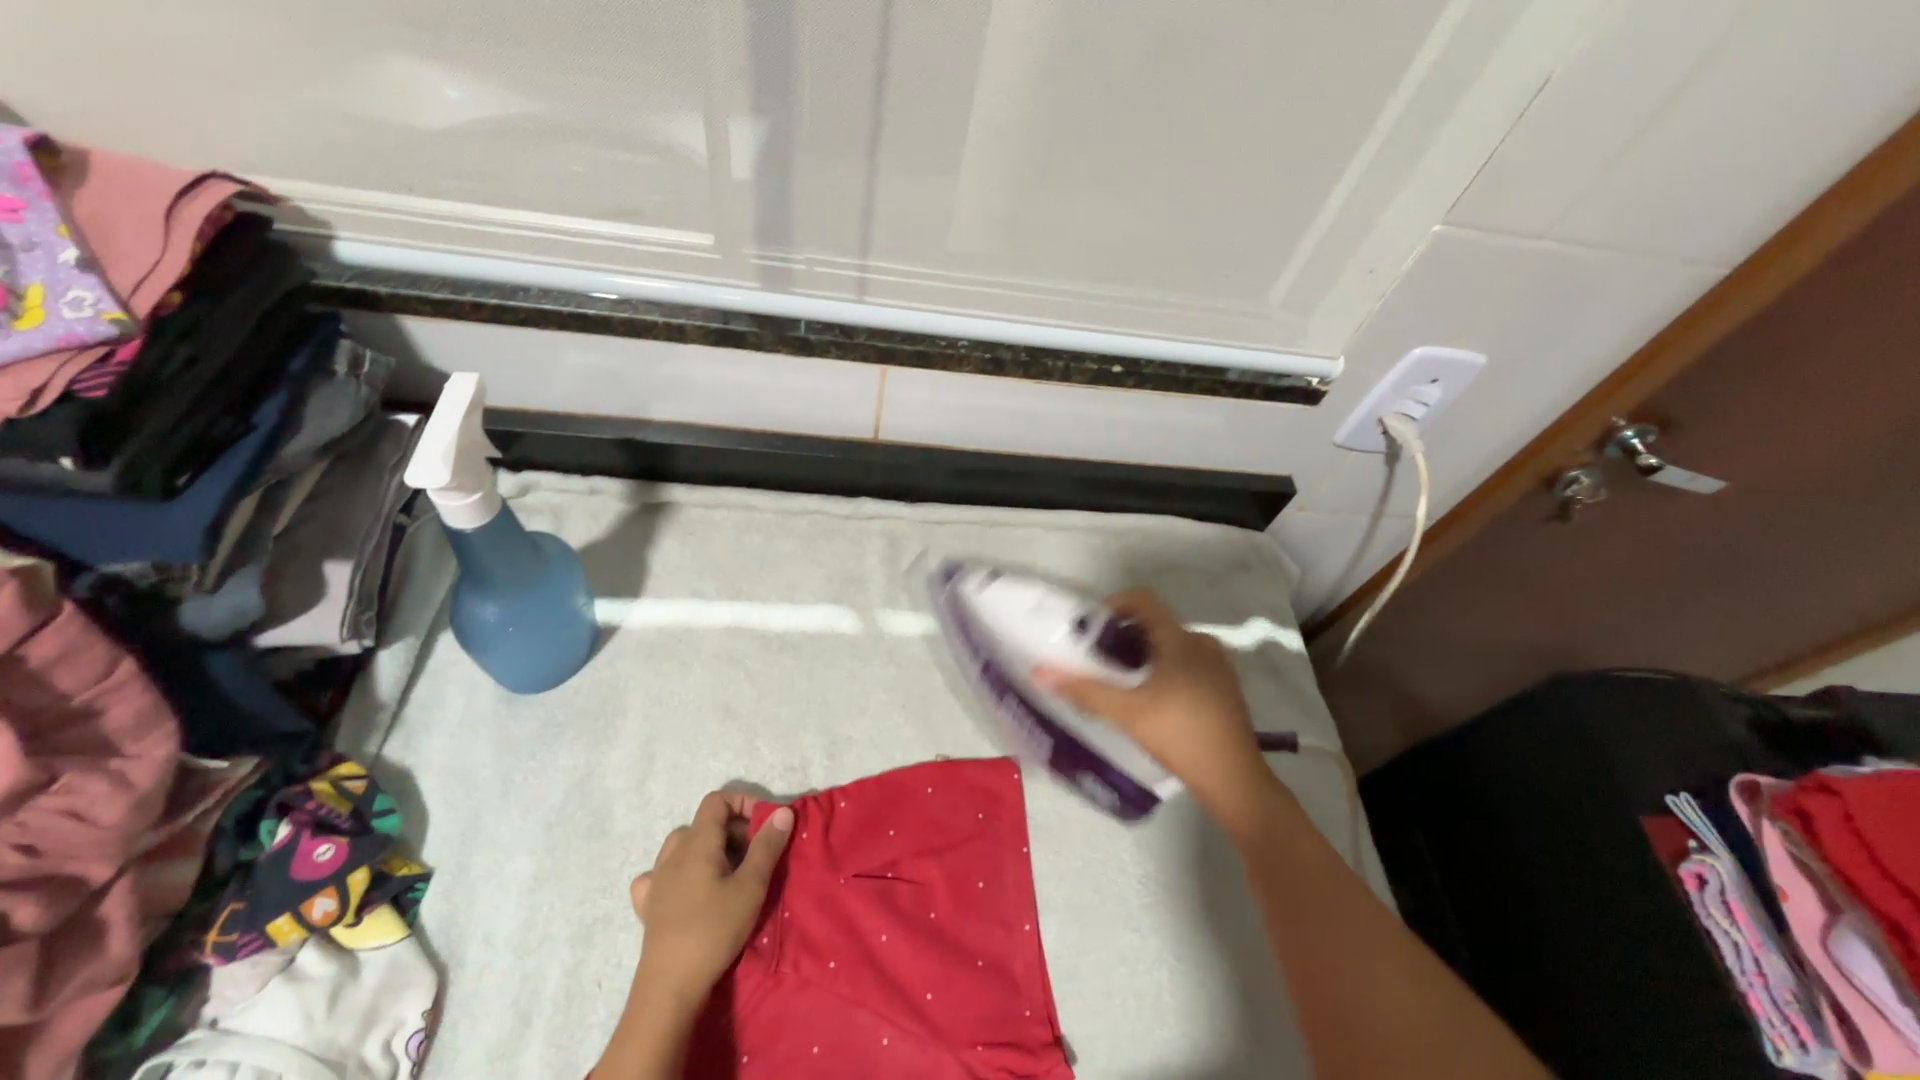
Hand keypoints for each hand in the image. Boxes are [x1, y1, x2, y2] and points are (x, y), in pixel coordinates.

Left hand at [629, 791, 793, 1008]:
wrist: (672, 983)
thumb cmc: (715, 929)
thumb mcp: (751, 886)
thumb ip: (767, 846)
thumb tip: (782, 812)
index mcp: (696, 843)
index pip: (716, 801)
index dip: (743, 804)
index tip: (765, 827)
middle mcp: (671, 854)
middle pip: (703, 823)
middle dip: (732, 830)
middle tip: (755, 856)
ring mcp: (655, 879)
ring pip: (681, 846)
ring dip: (707, 850)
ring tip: (727, 874)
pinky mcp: (647, 905)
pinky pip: (659, 874)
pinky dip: (677, 873)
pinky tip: (686, 889)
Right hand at [1034, 589, 1291, 835]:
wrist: (1233, 778)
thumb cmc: (1179, 734)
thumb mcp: (1127, 713)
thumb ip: (1084, 689)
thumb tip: (1040, 672)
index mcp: (1181, 639)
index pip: (1144, 600)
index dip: (1114, 605)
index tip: (1092, 629)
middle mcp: (1202, 643)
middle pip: (1156, 624)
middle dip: (1123, 637)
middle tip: (1097, 661)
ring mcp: (1218, 666)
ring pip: (1171, 647)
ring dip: (1142, 656)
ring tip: (1118, 684)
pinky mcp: (1223, 688)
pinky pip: (1186, 665)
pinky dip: (1162, 671)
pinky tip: (1149, 702)